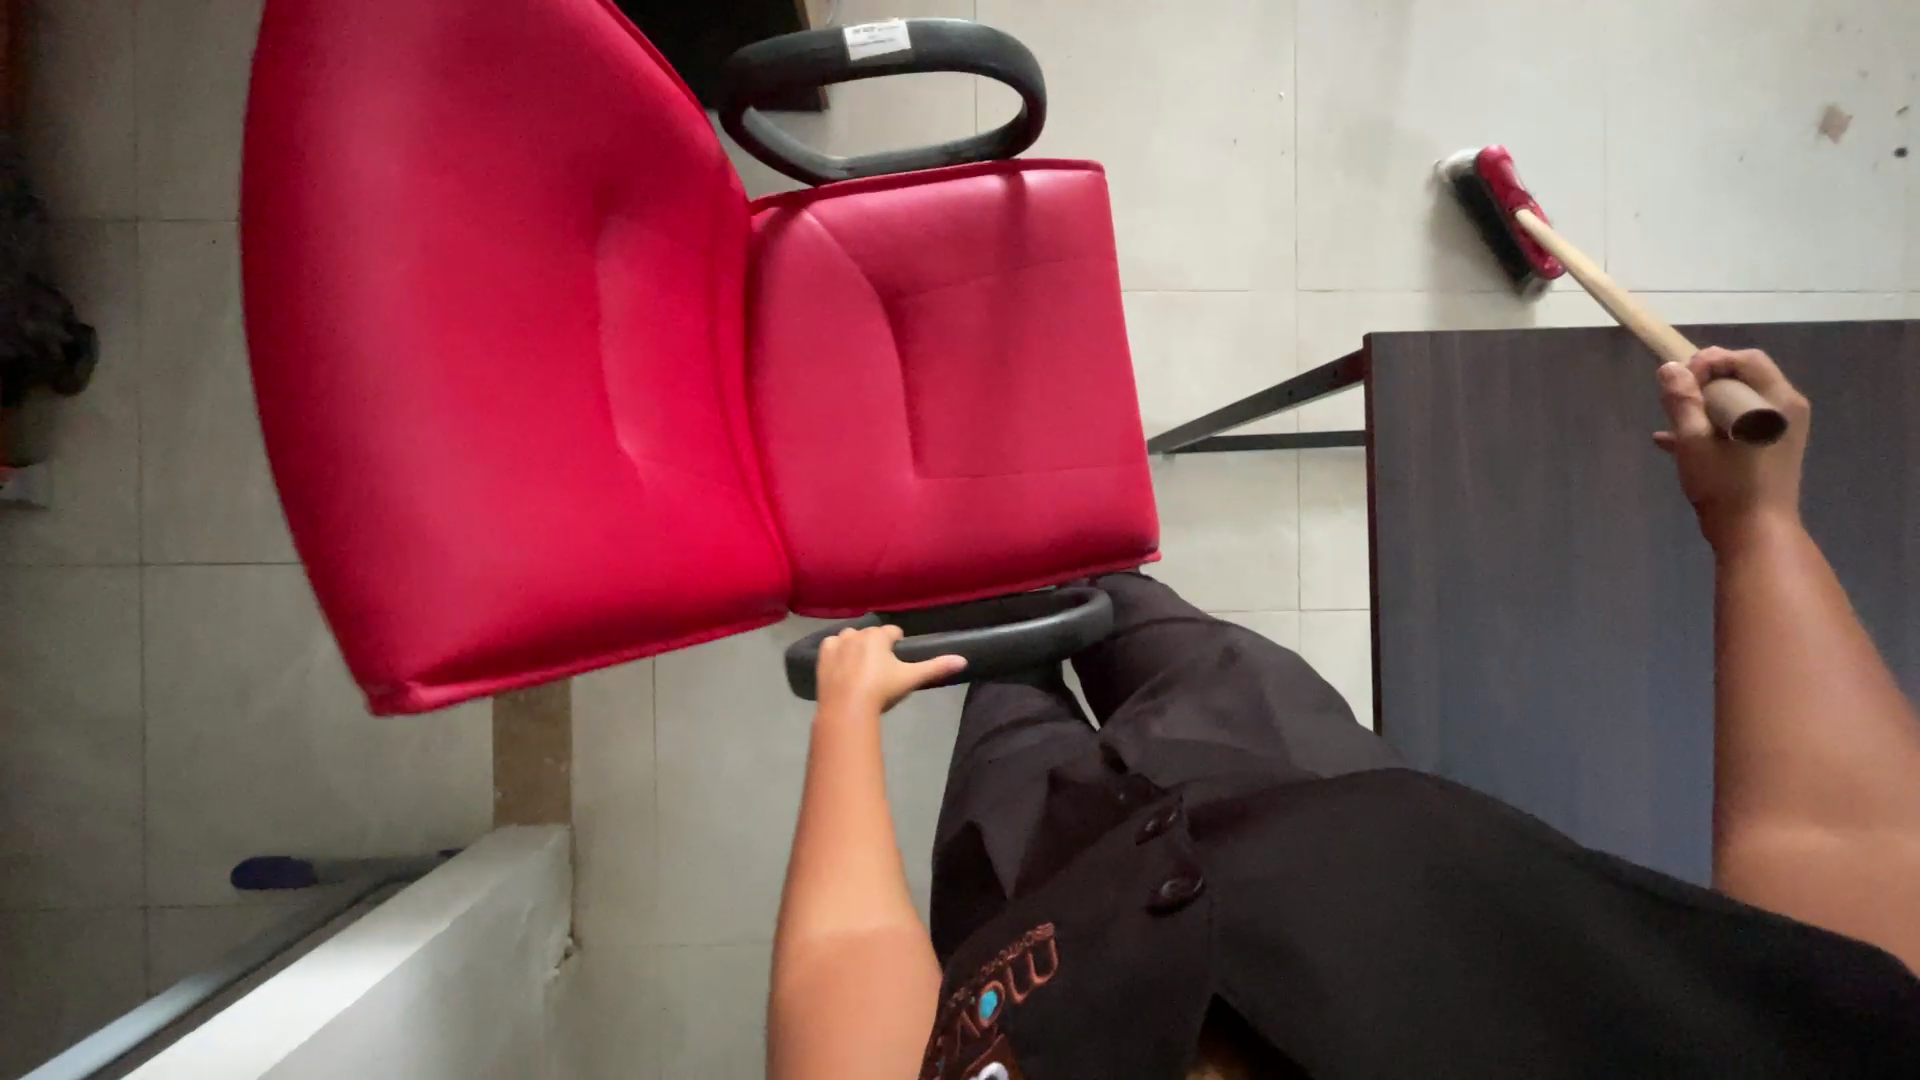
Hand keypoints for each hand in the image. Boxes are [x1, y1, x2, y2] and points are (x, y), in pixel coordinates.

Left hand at [815, 625, 965, 715]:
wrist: (847, 707)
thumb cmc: (881, 690)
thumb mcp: (911, 678)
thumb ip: (936, 667)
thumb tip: (963, 660)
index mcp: (879, 636)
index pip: (892, 631)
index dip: (897, 642)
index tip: (899, 654)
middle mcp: (858, 634)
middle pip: (870, 633)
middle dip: (876, 644)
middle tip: (882, 666)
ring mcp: (838, 643)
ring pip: (849, 636)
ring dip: (856, 644)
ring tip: (862, 664)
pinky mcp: (823, 656)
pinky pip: (831, 645)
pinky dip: (836, 650)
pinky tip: (842, 664)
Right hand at [1653, 347, 1810, 551]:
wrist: (1753, 529)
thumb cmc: (1725, 484)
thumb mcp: (1693, 441)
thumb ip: (1683, 402)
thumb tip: (1670, 368)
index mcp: (1775, 402)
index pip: (1745, 360)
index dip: (1708, 361)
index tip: (1676, 379)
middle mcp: (1784, 408)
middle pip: (1742, 376)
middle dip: (1703, 382)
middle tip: (1671, 399)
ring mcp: (1778, 427)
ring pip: (1735, 399)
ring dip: (1701, 404)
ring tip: (1670, 421)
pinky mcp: (1767, 444)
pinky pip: (1735, 421)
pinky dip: (1707, 423)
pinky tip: (1671, 440)